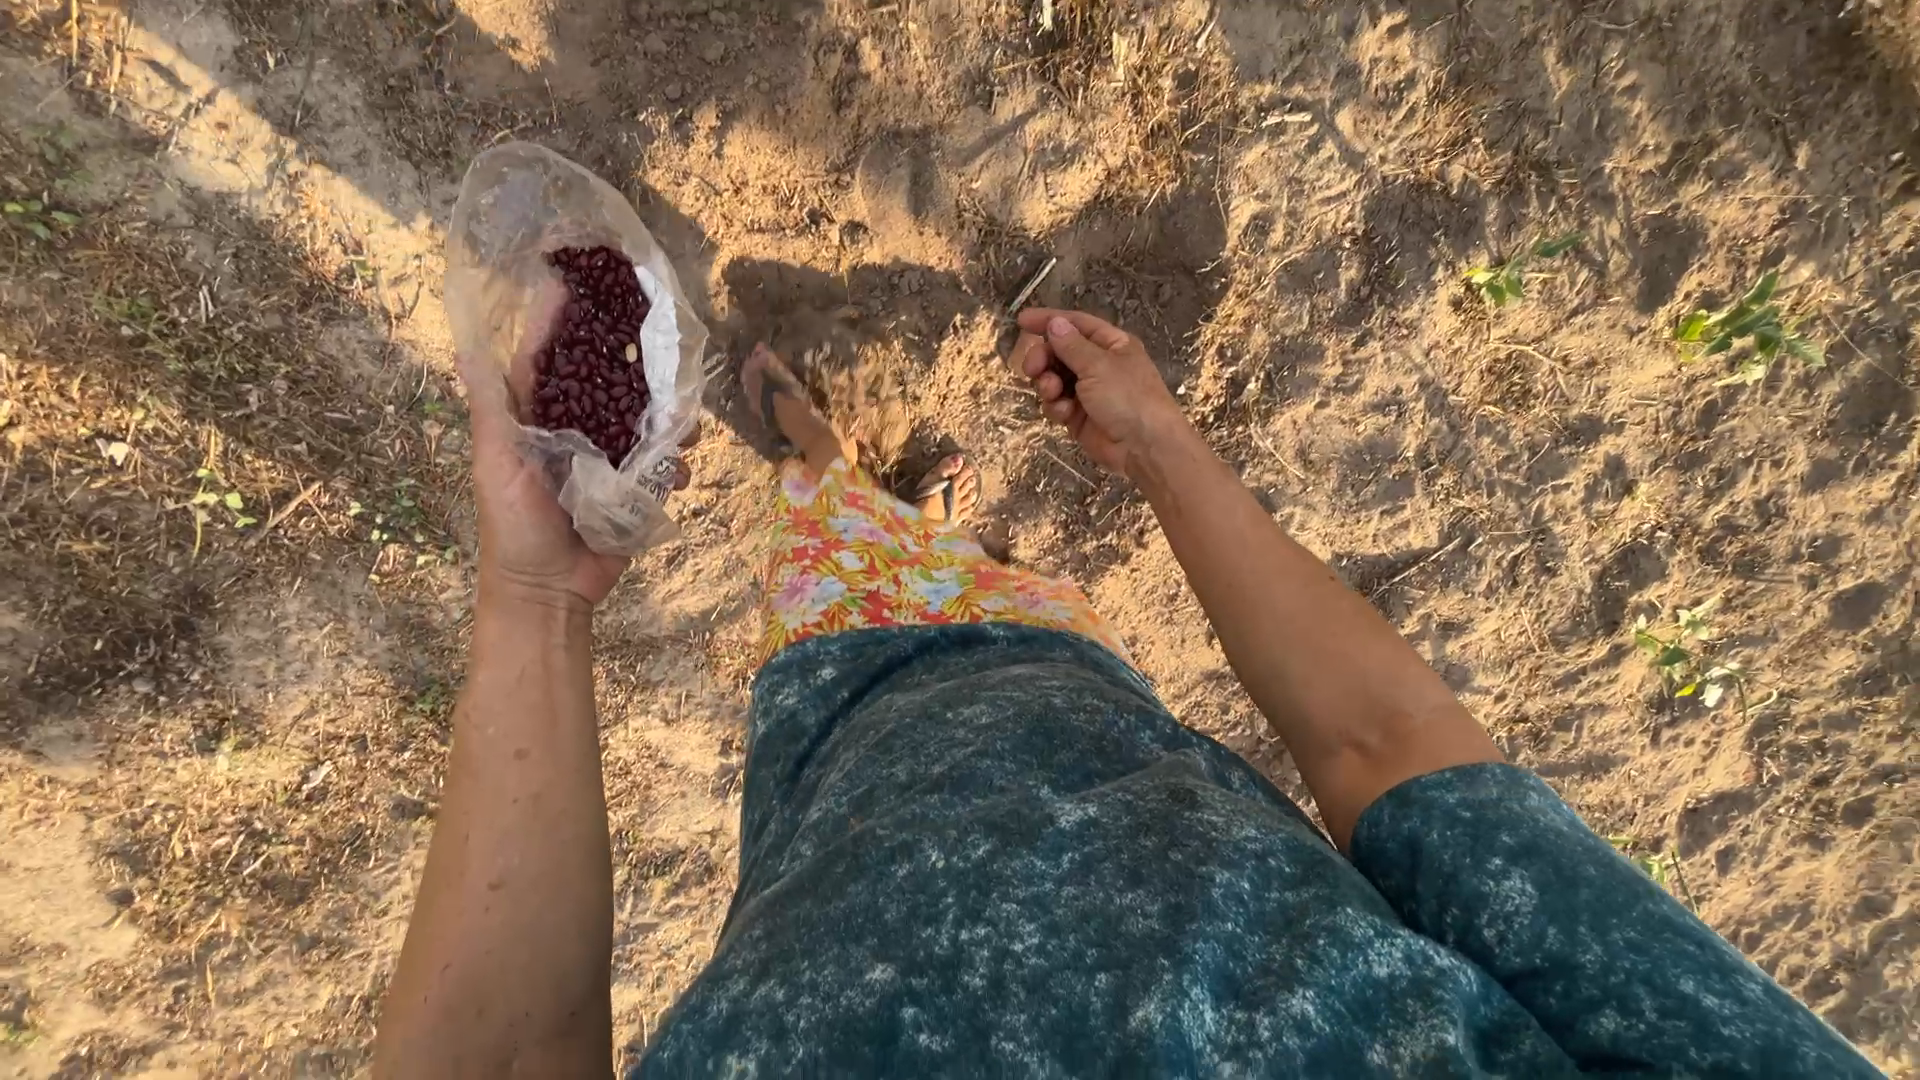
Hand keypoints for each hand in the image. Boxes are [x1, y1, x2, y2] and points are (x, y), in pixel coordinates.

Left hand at [456, 287, 689, 611]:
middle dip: (634, 359)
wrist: (550, 590)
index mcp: (535, 416)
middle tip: (662, 335)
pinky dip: (678, 460)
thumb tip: (464, 343)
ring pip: (645, 418)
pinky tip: (684, 465)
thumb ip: (493, 409)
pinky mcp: (637, 485)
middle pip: (608, 379)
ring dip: (669, 414)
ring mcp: (610, 456)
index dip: (561, 317)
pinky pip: (664, 461)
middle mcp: (575, 427)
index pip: (547, 355)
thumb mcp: (497, 465)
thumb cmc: (514, 526)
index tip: (580, 276)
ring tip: (687, 415)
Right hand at [1008, 308, 1191, 478]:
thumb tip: (1055, 322)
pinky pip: (1057, 404)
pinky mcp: (1079, 416)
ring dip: (1048, 384)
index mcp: (1111, 344)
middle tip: (1032, 368)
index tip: (1021, 321)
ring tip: (1052, 392)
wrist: (1143, 447)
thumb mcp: (1098, 365)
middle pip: (1059, 352)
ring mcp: (1088, 392)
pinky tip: (1064, 413)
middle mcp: (1099, 365)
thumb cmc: (1128, 398)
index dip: (1049, 321)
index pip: (1075, 324)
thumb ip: (1071, 345)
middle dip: (1043, 358)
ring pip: (1054, 379)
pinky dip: (1056, 406)